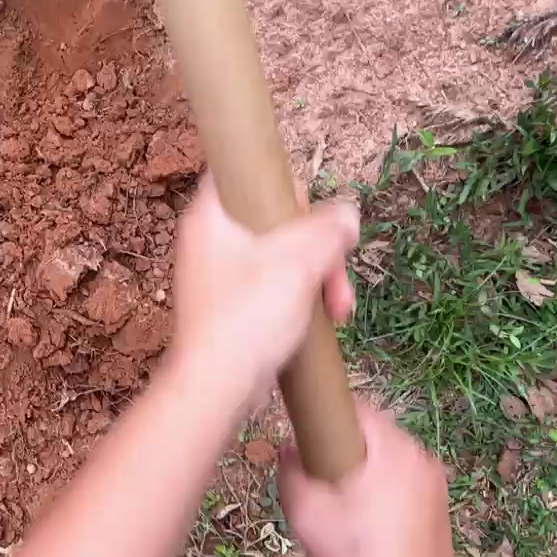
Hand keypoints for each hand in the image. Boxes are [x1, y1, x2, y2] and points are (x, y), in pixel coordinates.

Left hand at [169, 177, 357, 398]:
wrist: (217, 385)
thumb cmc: (246, 317)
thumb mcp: (298, 263)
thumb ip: (327, 229)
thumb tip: (347, 212)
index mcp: (211, 216)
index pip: (240, 172)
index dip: (279, 182)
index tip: (307, 207)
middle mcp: (209, 241)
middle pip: (273, 220)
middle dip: (316, 246)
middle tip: (336, 271)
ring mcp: (218, 275)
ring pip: (280, 257)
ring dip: (317, 277)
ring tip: (339, 307)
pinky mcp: (230, 306)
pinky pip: (272, 287)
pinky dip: (299, 298)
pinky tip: (326, 319)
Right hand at [276, 401, 460, 556]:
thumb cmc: (356, 555)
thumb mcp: (304, 511)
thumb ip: (289, 469)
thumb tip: (288, 449)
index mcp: (393, 448)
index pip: (352, 406)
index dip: (321, 416)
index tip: (300, 439)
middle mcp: (421, 457)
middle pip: (369, 433)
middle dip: (338, 449)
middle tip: (314, 479)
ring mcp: (435, 484)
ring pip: (384, 459)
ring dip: (358, 471)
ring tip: (335, 506)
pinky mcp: (439, 509)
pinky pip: (399, 483)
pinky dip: (377, 492)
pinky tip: (360, 526)